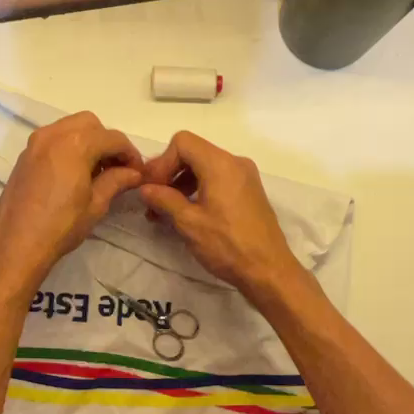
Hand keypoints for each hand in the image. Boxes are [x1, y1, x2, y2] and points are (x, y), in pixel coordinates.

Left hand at [0, 112, 144, 286]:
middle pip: (90, 125)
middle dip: (108, 142)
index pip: (113, 138)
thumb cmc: (61, 226)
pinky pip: (54, 139)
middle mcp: (54, 134)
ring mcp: (35, 142)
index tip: (137, 173)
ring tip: (96, 172)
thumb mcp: (96, 204)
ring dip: (88, 142)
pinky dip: (69, 147)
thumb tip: (134, 173)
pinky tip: (75, 174)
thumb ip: (116, 181)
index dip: (130, 154)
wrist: (15, 244)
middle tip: (117, 169)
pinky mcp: (25, 155)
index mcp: (75, 143)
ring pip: (70, 128)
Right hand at [139, 131, 304, 298]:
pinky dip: (199, 189)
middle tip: (153, 200)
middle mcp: (235, 162)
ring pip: (205, 167)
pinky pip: (218, 179)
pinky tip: (187, 213)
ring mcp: (245, 176)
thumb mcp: (189, 223)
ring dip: (182, 184)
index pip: (182, 142)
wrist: (268, 270)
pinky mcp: (249, 191)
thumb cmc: (227, 245)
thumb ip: (164, 199)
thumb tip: (145, 188)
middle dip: (169, 173)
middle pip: (193, 153)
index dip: (162, 162)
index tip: (152, 188)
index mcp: (220, 164)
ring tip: (165, 212)